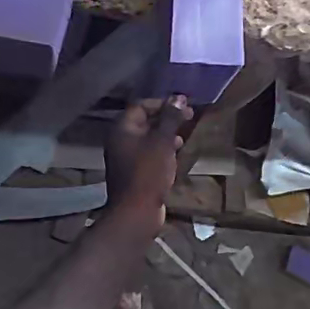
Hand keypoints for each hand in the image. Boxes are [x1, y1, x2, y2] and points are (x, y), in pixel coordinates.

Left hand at [105, 96, 189, 228]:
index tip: (183, 106)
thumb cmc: (149, 172)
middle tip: (188, 118)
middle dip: (166, 118)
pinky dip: (162, 150)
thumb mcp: (163, 141)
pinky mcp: (134, 172)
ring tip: (184, 136)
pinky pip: (149, 153)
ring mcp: (126, 157)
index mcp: (123, 129)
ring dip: (166, 135)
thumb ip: (171, 118)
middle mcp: (120, 140)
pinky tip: (176, 154)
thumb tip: (178, 97)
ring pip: (148, 138)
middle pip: (144, 121)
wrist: (136, 211)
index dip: (162, 103)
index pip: (141, 105)